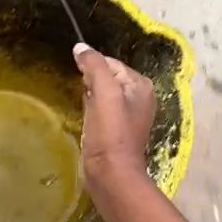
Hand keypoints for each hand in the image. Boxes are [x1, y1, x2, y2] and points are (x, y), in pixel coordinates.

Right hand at [73, 43, 156, 186]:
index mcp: (141, 86)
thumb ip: (94, 66)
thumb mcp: (103, 93)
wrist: (112, 174)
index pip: (110, 63)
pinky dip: (90, 108)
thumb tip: (80, 47)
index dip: (92, 69)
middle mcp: (140, 97)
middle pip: (107, 76)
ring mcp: (130, 114)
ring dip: (89, 95)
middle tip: (83, 97)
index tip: (82, 84)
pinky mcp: (117, 128)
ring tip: (83, 108)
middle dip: (91, 82)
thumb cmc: (110, 133)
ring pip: (102, 92)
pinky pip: (100, 108)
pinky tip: (85, 117)